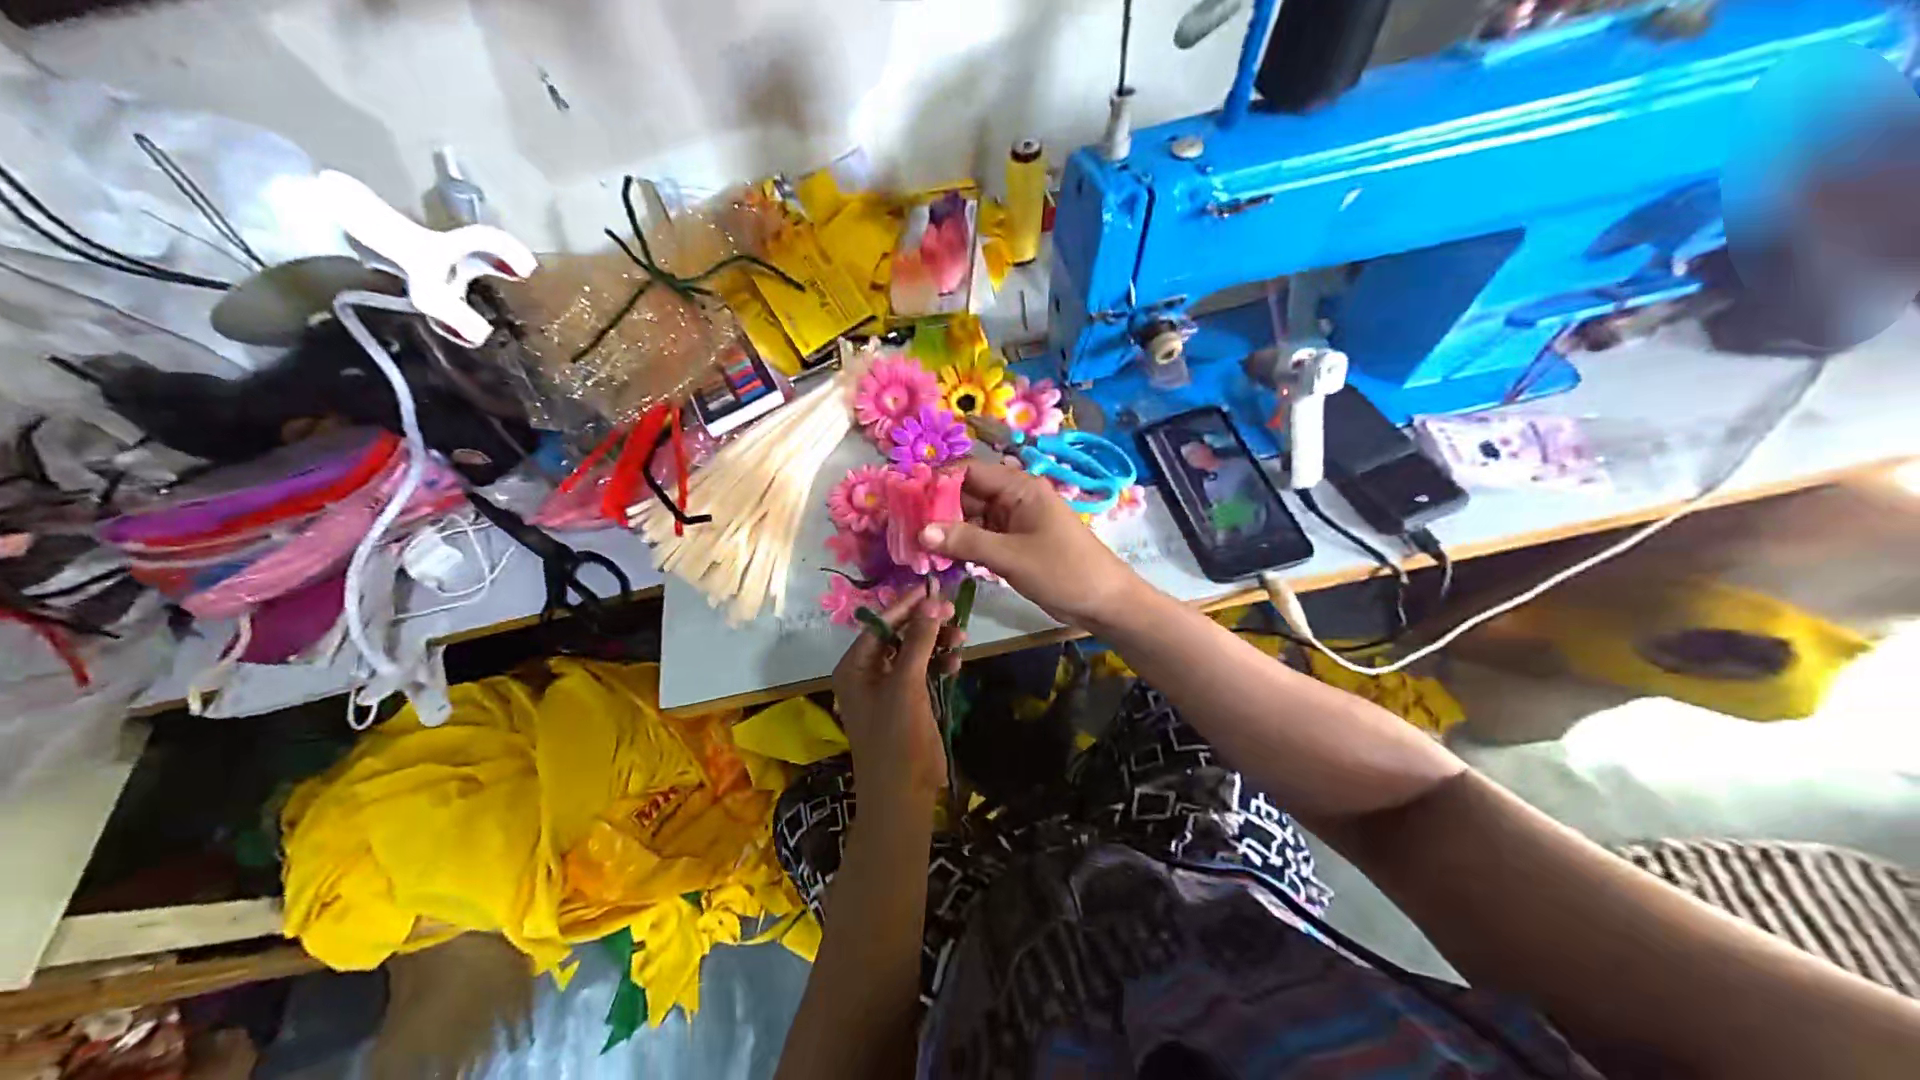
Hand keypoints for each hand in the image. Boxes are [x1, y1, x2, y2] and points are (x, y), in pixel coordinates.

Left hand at [831, 582, 962, 807]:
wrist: (903, 792)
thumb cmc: (896, 737)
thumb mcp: (906, 685)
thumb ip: (918, 641)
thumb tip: (931, 602)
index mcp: (855, 667)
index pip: (880, 625)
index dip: (906, 605)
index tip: (932, 588)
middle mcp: (868, 673)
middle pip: (899, 636)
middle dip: (926, 624)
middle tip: (954, 611)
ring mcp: (889, 689)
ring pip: (914, 653)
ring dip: (937, 643)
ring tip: (962, 637)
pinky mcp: (908, 703)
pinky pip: (924, 672)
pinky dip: (939, 664)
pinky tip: (957, 661)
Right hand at [919, 461, 1146, 628]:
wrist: (1103, 602)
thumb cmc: (1063, 570)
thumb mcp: (1011, 556)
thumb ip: (966, 542)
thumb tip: (920, 531)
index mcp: (1019, 488)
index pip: (968, 472)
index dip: (936, 481)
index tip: (905, 497)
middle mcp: (1013, 499)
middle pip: (965, 495)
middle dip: (935, 508)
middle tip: (902, 526)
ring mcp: (1012, 522)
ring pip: (969, 518)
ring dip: (944, 530)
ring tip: (912, 544)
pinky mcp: (1012, 544)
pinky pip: (979, 538)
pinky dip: (960, 546)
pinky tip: (936, 557)